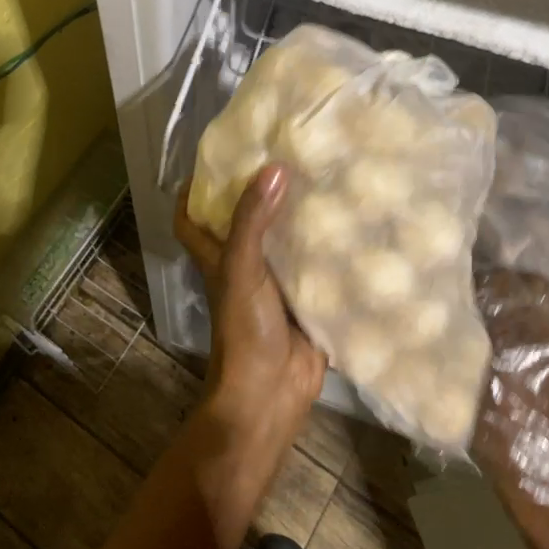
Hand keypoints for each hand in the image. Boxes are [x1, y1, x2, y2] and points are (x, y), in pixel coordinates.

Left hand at [174, 167, 327, 453]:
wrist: (273, 393)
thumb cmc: (244, 328)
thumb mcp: (241, 267)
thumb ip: (254, 219)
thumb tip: (273, 169)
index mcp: (218, 257)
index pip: (192, 219)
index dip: (194, 193)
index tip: (216, 160)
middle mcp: (245, 265)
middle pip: (246, 222)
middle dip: (261, 194)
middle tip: (289, 155)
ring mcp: (276, 284)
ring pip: (285, 241)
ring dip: (301, 217)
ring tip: (327, 177)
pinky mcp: (307, 300)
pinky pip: (318, 267)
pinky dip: (331, 249)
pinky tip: (356, 223)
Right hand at [470, 268, 548, 506]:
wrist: (547, 483)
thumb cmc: (495, 442)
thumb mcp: (458, 395)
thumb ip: (448, 356)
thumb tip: (424, 329)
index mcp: (497, 335)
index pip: (481, 286)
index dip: (467, 277)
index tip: (452, 278)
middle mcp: (530, 328)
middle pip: (512, 282)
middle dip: (495, 276)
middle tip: (477, 282)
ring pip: (547, 292)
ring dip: (530, 284)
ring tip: (514, 282)